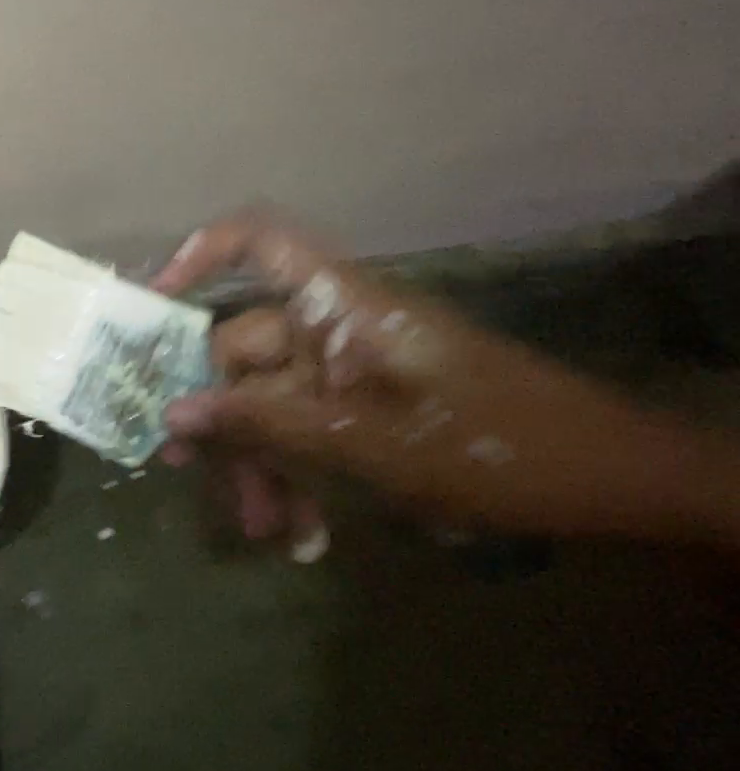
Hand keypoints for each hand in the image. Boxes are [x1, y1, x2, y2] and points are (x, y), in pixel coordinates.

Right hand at [151, 209, 739, 546]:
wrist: (619, 485)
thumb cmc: (495, 445)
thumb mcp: (367, 441)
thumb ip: (263, 422)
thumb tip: (169, 416)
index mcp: (339, 305)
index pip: (256, 241)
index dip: (196, 254)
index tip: (152, 303)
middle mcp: (331, 324)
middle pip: (241, 349)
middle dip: (221, 419)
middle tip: (188, 474)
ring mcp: (344, 366)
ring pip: (266, 402)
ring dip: (258, 462)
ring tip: (262, 526)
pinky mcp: (359, 405)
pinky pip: (302, 429)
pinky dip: (295, 473)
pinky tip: (300, 529)